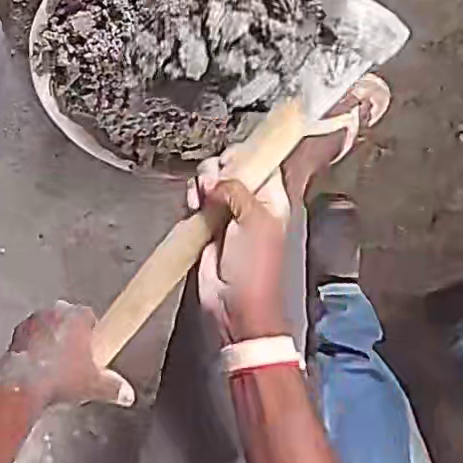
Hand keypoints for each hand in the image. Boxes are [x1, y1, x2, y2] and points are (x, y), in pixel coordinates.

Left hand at [0, 301, 134, 407]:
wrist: (24, 384)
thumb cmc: (62, 378)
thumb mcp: (93, 386)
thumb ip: (113, 387)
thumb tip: (127, 394)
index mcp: (78, 317)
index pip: (90, 316)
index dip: (92, 332)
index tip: (91, 348)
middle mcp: (57, 310)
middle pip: (68, 317)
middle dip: (70, 333)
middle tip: (73, 358)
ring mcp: (36, 318)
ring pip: (48, 323)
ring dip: (51, 336)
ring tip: (53, 363)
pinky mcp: (18, 329)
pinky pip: (30, 334)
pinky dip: (33, 344)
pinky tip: (35, 364)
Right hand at [189, 158, 290, 341]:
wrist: (236, 306)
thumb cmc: (255, 264)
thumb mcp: (255, 220)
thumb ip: (235, 189)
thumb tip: (212, 179)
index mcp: (271, 197)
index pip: (259, 161)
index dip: (243, 155)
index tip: (230, 161)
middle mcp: (249, 200)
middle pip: (230, 166)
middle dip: (217, 169)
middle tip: (211, 184)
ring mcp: (227, 211)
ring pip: (209, 180)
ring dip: (201, 183)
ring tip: (200, 199)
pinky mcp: (206, 223)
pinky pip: (196, 198)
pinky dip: (191, 197)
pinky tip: (193, 206)